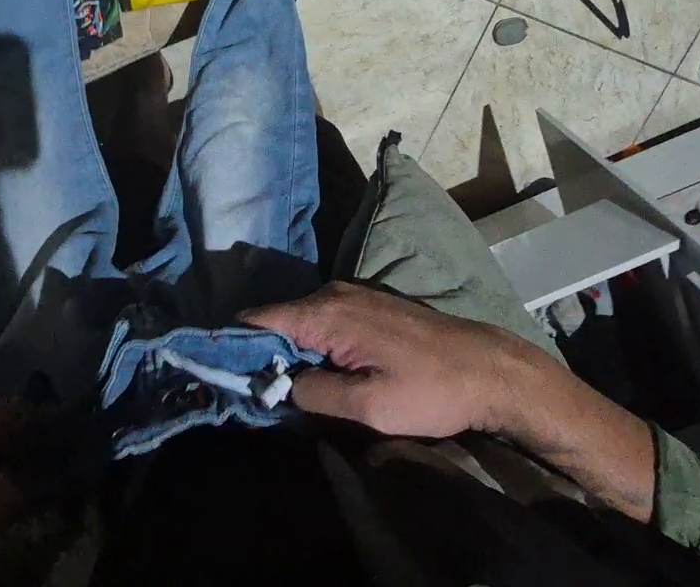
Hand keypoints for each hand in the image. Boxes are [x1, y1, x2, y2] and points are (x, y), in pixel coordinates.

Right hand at [241, 281, 565, 439]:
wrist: (489, 369)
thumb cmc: (429, 389)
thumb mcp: (367, 406)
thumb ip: (312, 393)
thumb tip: (275, 384)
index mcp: (325, 313)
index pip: (257, 319)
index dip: (231, 344)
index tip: (210, 370)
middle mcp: (332, 293)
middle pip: (275, 320)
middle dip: (257, 352)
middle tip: (244, 390)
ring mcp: (352, 295)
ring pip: (299, 321)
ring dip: (285, 351)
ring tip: (272, 386)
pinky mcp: (368, 305)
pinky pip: (322, 321)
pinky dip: (308, 344)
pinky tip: (310, 371)